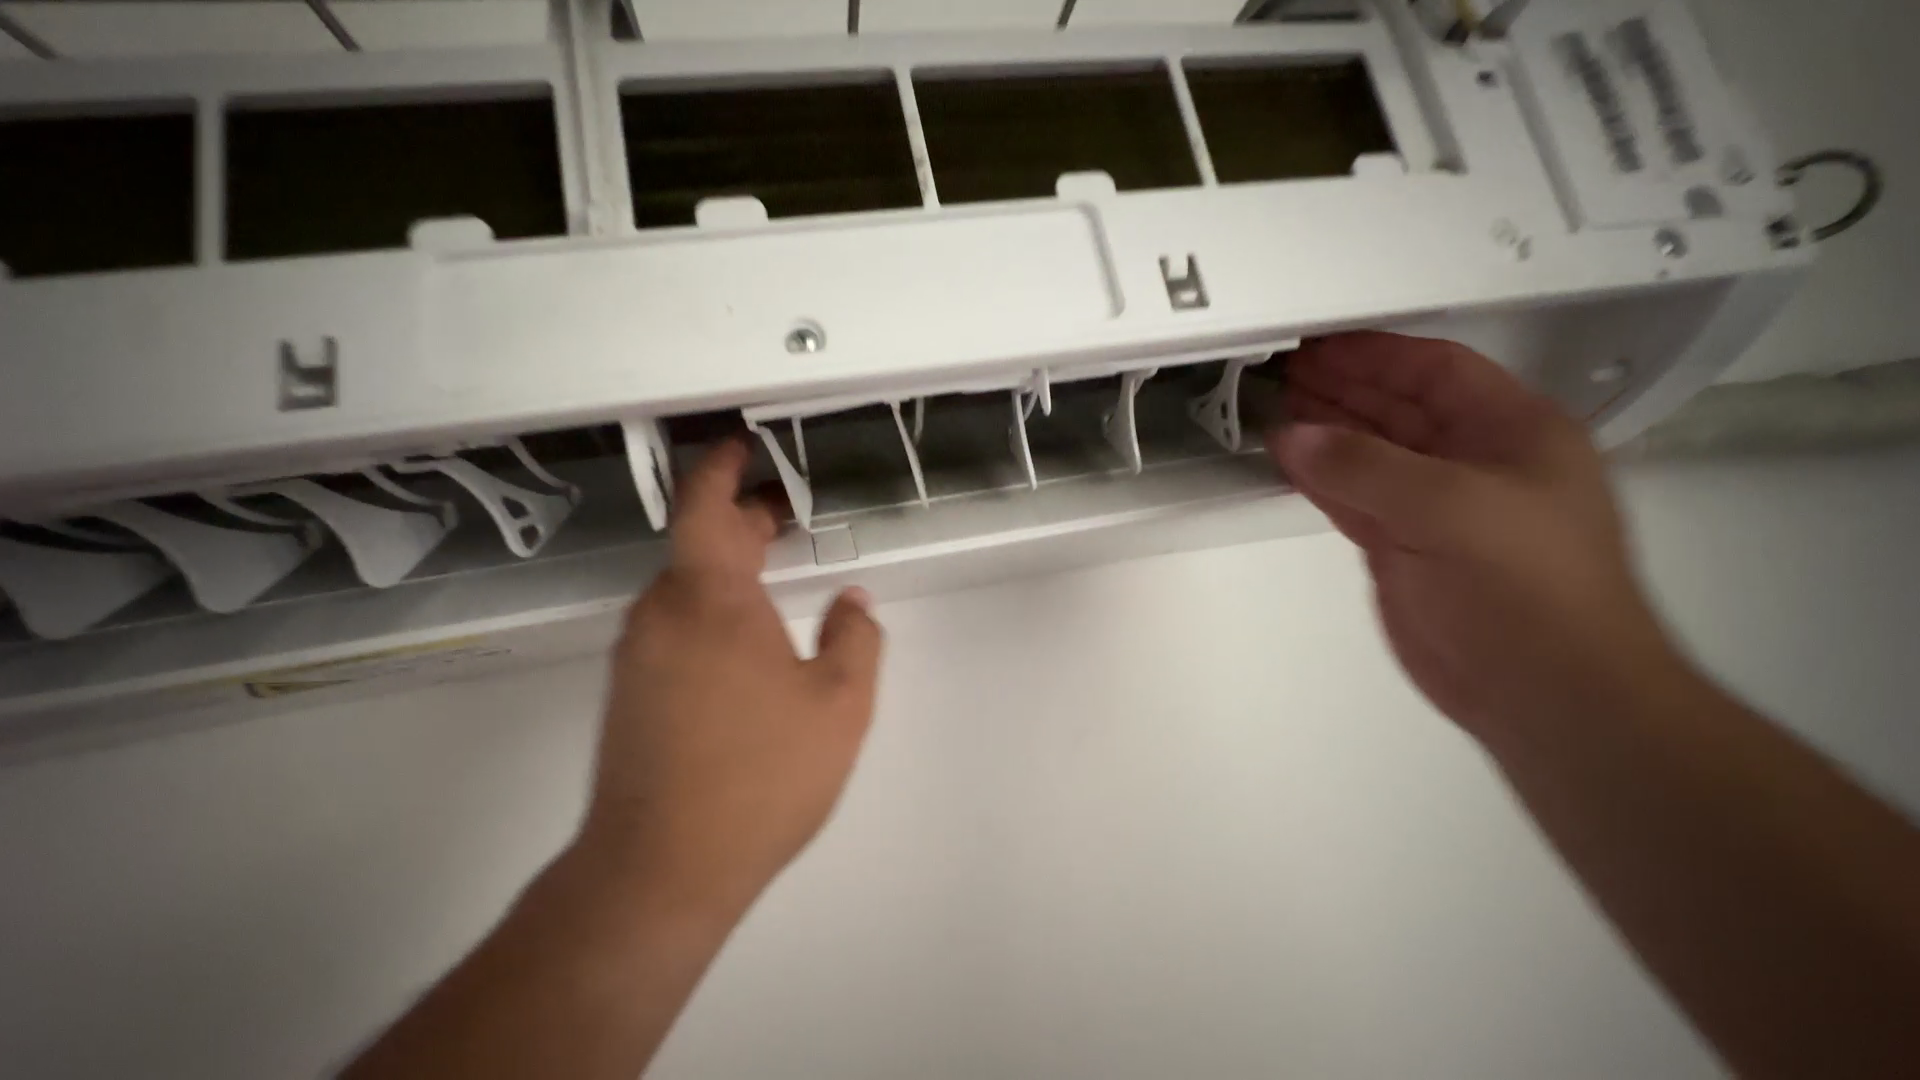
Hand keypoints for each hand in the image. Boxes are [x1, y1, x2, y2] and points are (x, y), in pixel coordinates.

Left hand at [579, 440, 884, 917]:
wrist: (659, 867)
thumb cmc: (759, 777)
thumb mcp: (839, 706)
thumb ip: (856, 638)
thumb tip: (851, 602)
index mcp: (710, 601)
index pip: (704, 507)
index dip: (720, 468)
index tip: (740, 447)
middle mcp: (661, 615)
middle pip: (695, 545)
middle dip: (737, 522)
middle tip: (779, 514)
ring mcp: (636, 656)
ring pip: (682, 588)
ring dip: (723, 569)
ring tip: (770, 575)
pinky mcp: (628, 694)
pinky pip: (671, 626)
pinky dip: (707, 609)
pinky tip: (743, 642)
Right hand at [1268, 332, 1682, 745]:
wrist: (1545, 692)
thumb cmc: (1524, 588)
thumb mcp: (1450, 510)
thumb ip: (1365, 468)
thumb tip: (1292, 436)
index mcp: (1514, 433)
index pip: (1437, 371)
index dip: (1376, 353)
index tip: (1316, 344)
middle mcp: (1475, 463)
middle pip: (1399, 408)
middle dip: (1343, 388)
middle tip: (1282, 373)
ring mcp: (1437, 510)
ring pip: (1372, 454)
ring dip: (1326, 431)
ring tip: (1275, 408)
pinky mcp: (1405, 550)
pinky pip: (1355, 499)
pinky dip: (1321, 479)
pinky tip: (1288, 460)